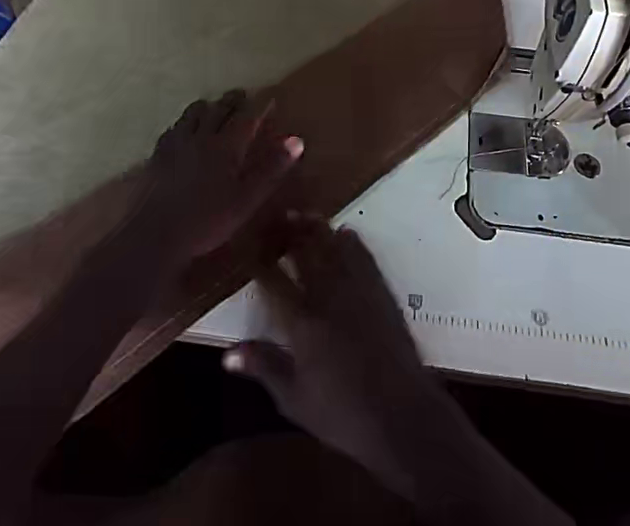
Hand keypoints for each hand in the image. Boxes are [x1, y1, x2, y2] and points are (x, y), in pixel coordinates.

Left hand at [136, 90, 302, 258]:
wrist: (155, 235)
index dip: (260, 105)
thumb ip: (272, 169)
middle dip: (233, 100)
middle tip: (242, 96)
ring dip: (207, 106)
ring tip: (213, 107)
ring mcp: (176, 143)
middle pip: (219, 108)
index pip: (247, 116)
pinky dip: (184, 122)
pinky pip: (174, 127)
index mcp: (226, 146)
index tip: (270, 96)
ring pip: (194, 113)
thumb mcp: (247, 199)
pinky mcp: (158, 154)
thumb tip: (297, 140)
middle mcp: (201, 136)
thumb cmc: (207, 220)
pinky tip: (183, 130)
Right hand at [221, 217, 451, 497]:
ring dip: (319, 230)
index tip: (249, 243)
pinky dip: (354, 244)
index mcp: (302, 323)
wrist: (402, 415)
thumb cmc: (343, 414)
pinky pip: (365, 260)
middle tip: (278, 216)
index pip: (275, 282)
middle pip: (306, 255)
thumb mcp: (294, 399)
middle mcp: (329, 298)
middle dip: (290, 234)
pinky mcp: (383, 296)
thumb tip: (227, 353)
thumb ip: (264, 367)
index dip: (261, 261)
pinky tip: (347, 233)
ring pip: (336, 251)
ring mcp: (359, 293)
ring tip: (306, 214)